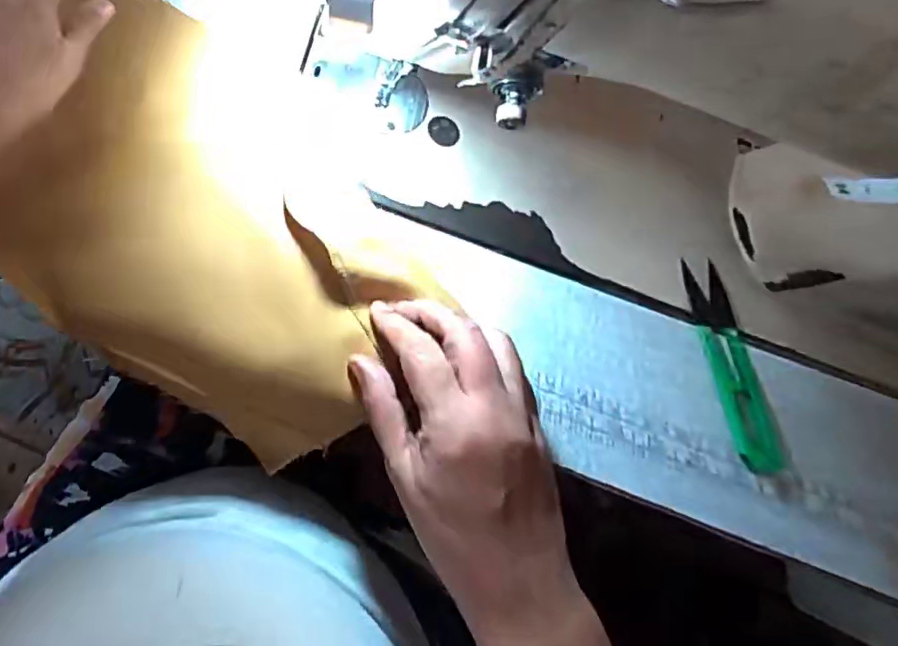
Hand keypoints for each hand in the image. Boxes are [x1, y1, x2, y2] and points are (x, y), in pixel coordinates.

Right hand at [350, 301, 605, 645]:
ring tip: (430, 328)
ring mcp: (523, 414)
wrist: (523, 586)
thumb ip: (383, 410)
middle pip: (465, 332)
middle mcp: (495, 407)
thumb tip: (359, 360)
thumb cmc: (450, 535)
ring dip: (461, 324)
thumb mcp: (403, 475)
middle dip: (428, 312)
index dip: (396, 324)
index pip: (423, 350)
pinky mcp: (537, 425)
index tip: (374, 312)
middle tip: (398, 312)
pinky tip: (463, 359)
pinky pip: (515, 366)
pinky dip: (485, 347)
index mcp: (457, 421)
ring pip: (498, 341)